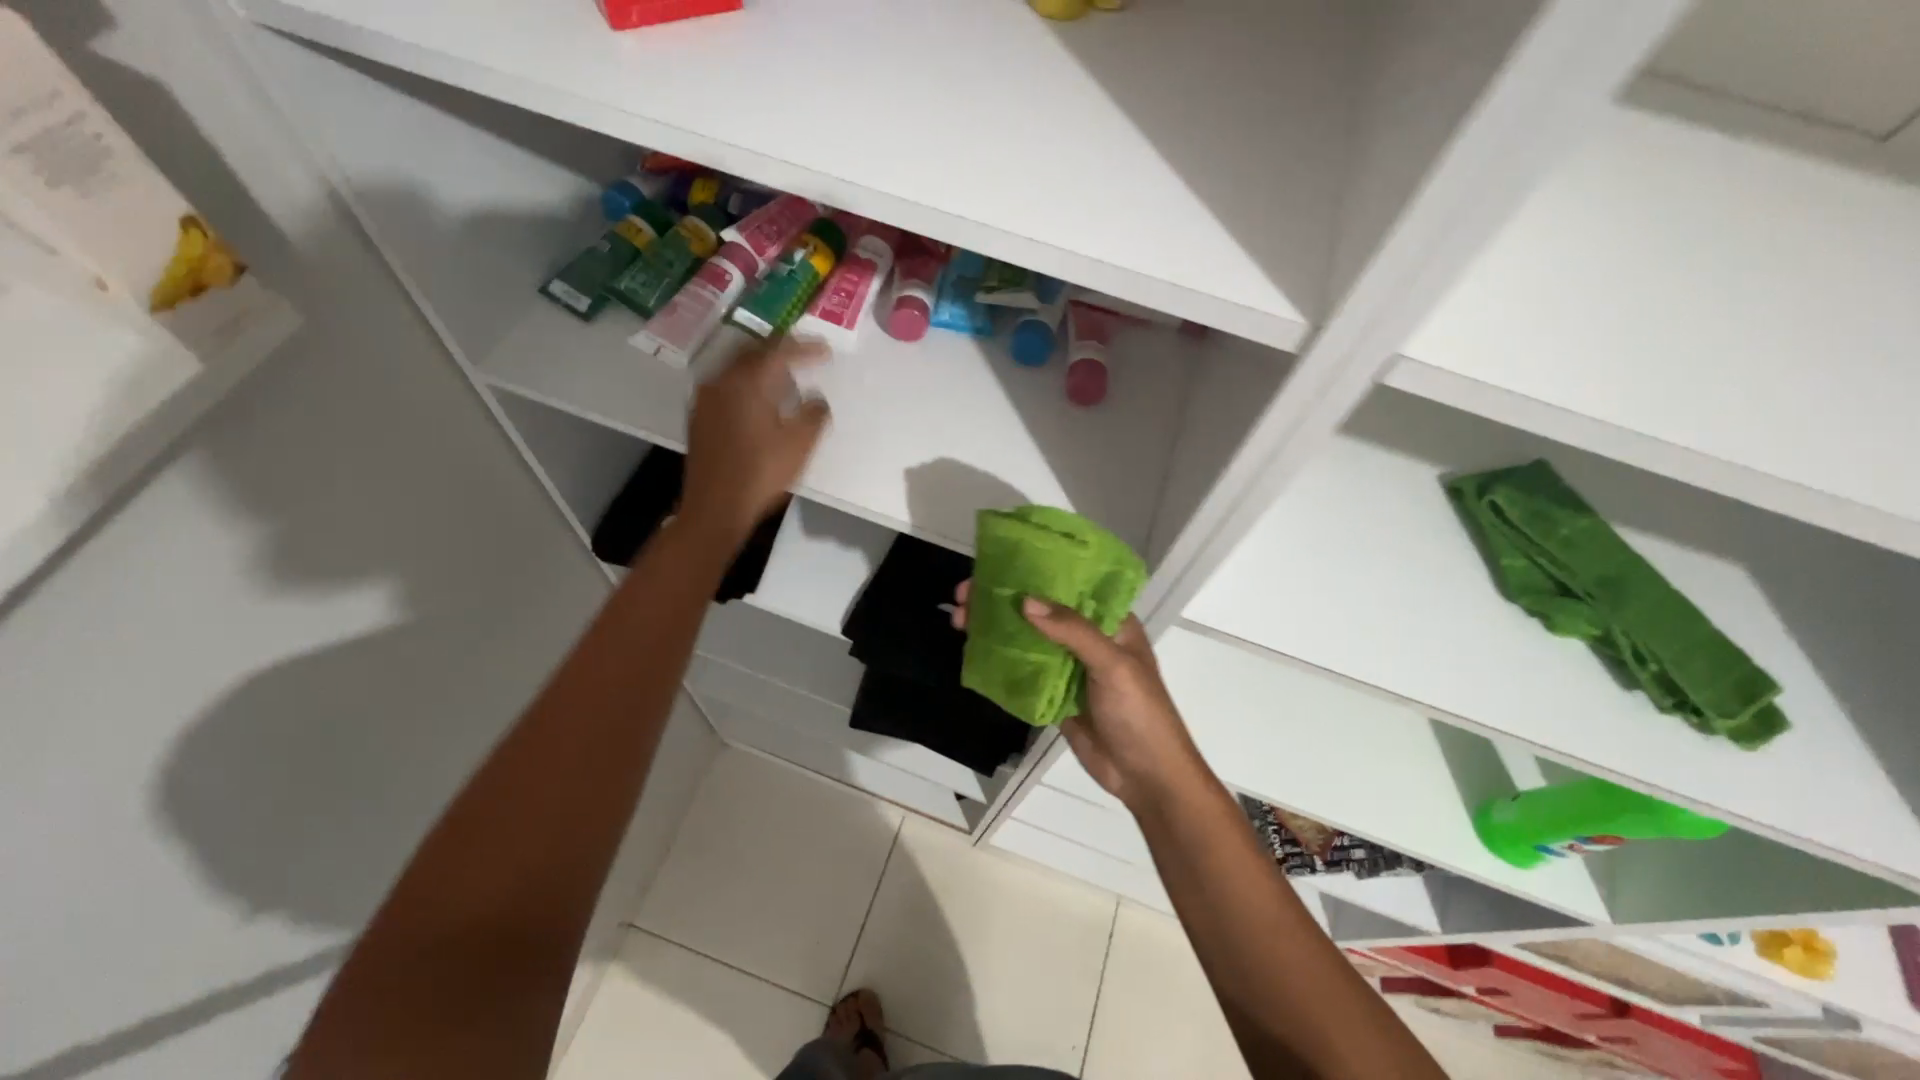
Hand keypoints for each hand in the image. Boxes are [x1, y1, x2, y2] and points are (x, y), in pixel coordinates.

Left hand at [682, 338, 830, 541]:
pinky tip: (759, 402)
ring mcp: (706, 398)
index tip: (826, 352)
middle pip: (753, 352)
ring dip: (762, 368)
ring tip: (784, 380)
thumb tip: (817, 399)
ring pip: (736, 368)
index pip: (779, 350)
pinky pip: (726, 386)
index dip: (805, 347)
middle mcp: (722, 381)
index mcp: (747, 381)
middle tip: (804, 356)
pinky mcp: (699, 417)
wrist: (714, 508)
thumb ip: (814, 414)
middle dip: (780, 351)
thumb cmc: (760, 474)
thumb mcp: (799, 445)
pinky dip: (746, 384)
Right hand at [953, 582, 1204, 810]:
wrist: (1145, 775)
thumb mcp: (1112, 665)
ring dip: (997, 628)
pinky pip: (1023, 672)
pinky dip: (999, 661)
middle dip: (1005, 600)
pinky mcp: (1055, 695)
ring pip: (1028, 639)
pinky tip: (972, 650)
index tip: (997, 562)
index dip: (1035, 571)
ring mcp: (1070, 668)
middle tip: (965, 593)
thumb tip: (1025, 601)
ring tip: (960, 618)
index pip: (1071, 584)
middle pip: (1042, 610)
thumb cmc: (1140, 712)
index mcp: (1112, 622)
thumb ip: (1072, 631)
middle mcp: (1089, 639)